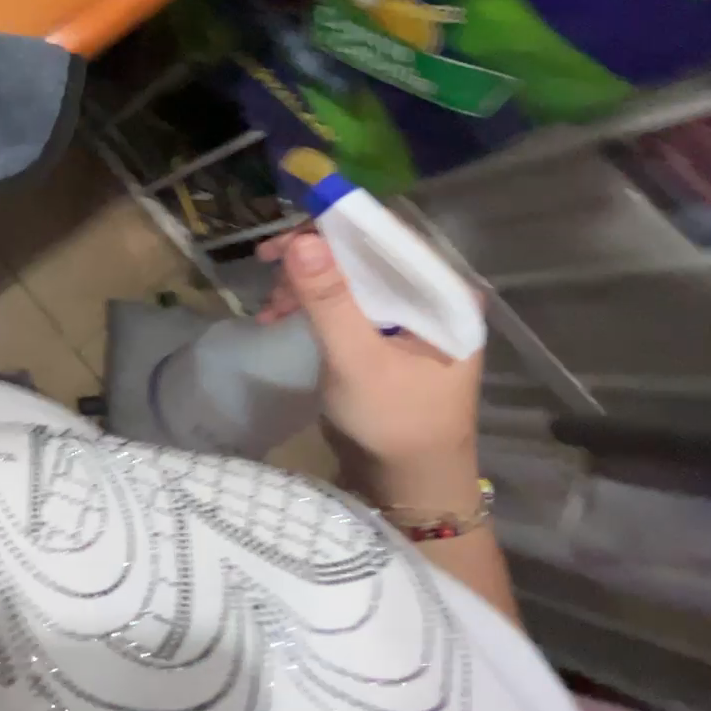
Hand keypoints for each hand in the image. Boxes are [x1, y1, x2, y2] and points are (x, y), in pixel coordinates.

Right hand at [257, 231, 483, 509]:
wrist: (408, 486)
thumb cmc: (395, 423)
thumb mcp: (356, 360)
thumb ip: (329, 299)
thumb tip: (301, 239)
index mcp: (444, 298)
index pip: (390, 238)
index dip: (337, 224)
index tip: (286, 233)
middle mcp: (430, 298)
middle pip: (364, 252)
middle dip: (311, 256)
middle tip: (266, 264)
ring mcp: (406, 316)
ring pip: (347, 273)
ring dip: (303, 281)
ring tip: (270, 305)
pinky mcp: (382, 333)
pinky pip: (342, 298)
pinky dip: (307, 301)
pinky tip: (278, 315)